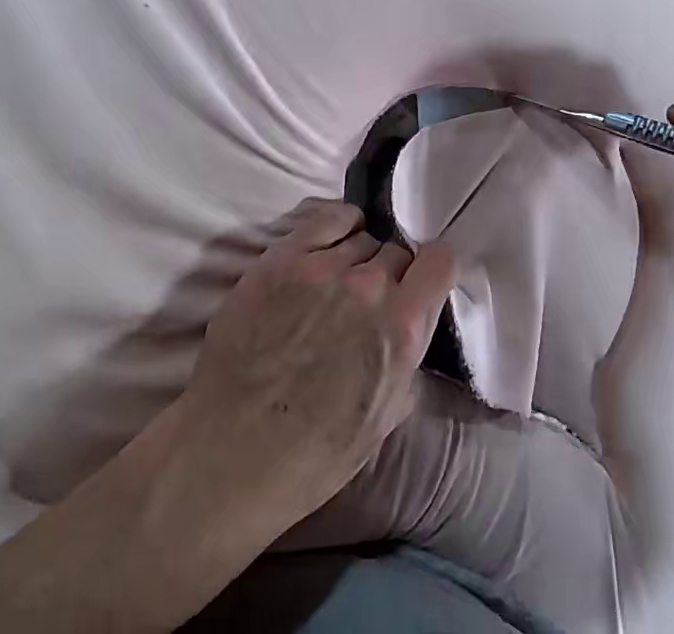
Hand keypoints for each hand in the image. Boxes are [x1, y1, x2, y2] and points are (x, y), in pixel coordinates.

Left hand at [167, 198, 455, 520]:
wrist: (233, 455)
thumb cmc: (318, 450)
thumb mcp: (391, 411)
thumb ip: (409, 355)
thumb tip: (409, 327)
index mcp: (404, 326)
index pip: (440, 261)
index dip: (433, 271)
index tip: (421, 283)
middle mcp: (370, 288)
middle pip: (397, 252)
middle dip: (392, 273)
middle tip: (370, 300)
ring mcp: (322, 269)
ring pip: (362, 238)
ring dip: (358, 258)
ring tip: (338, 283)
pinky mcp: (280, 261)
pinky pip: (324, 219)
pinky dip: (337, 225)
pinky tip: (332, 241)